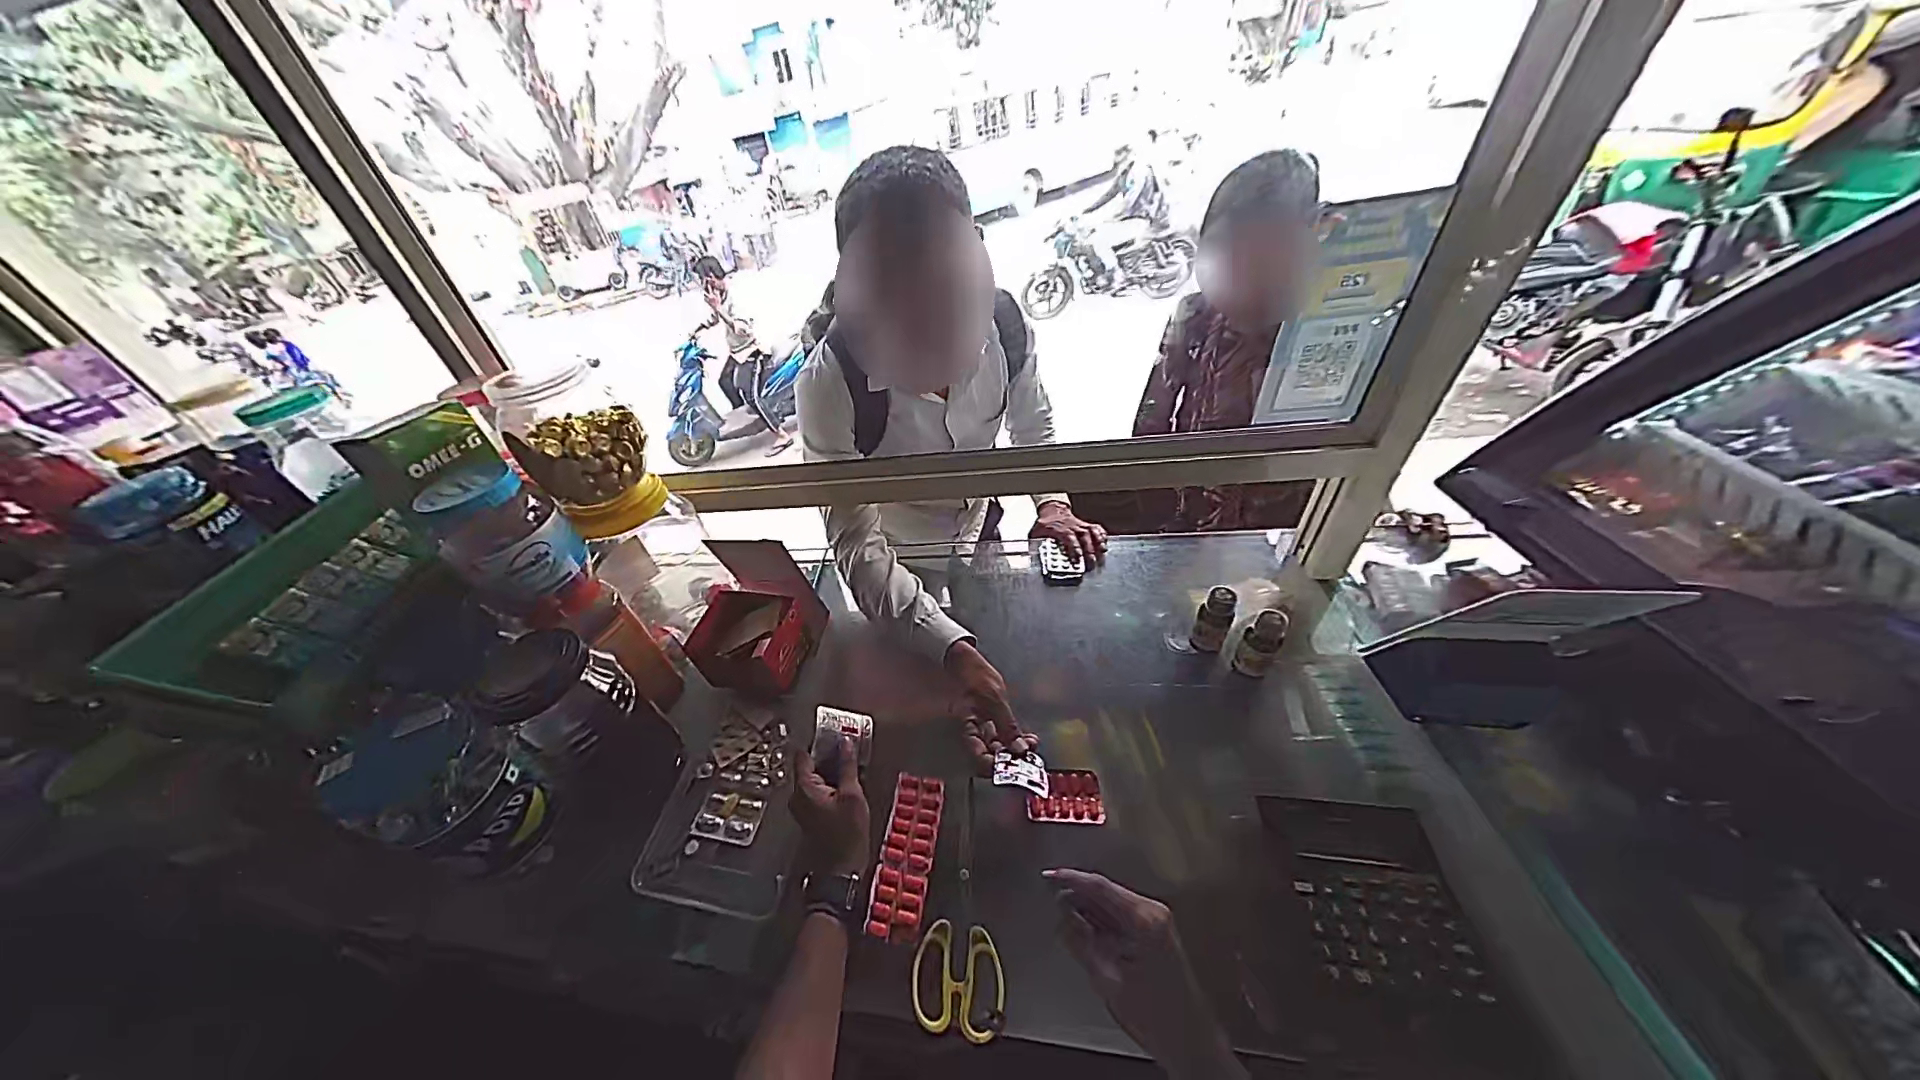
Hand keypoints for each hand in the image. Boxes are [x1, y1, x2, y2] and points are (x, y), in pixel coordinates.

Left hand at [790, 739, 869, 876]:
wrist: (842, 870)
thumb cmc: (847, 833)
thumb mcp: (852, 795)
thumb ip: (848, 766)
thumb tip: (846, 743)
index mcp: (803, 788)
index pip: (803, 755)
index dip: (819, 742)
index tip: (835, 733)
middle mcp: (797, 796)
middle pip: (809, 765)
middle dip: (828, 755)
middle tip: (849, 747)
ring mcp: (802, 807)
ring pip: (815, 778)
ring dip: (831, 769)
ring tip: (852, 763)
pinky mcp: (811, 814)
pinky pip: (818, 790)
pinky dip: (831, 783)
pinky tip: (847, 782)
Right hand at [944, 640, 1036, 775]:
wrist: (967, 659)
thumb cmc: (973, 675)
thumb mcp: (994, 700)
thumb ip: (1007, 726)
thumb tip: (1019, 749)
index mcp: (966, 727)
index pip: (979, 757)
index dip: (996, 767)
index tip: (1014, 769)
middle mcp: (971, 731)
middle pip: (989, 755)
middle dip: (1010, 759)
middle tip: (1028, 758)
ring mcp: (980, 726)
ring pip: (997, 746)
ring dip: (1014, 748)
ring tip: (1030, 747)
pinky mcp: (988, 720)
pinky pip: (1000, 735)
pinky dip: (1013, 738)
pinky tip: (1026, 738)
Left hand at [1031, 501, 1107, 562]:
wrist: (1053, 511)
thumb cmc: (1046, 524)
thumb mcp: (1037, 533)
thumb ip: (1038, 544)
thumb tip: (1033, 555)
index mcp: (1060, 530)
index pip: (1070, 540)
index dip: (1074, 550)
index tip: (1077, 560)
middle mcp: (1073, 527)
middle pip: (1084, 539)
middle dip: (1089, 552)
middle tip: (1091, 564)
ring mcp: (1081, 526)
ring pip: (1093, 533)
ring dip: (1099, 543)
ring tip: (1102, 553)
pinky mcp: (1087, 525)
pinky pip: (1097, 529)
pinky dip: (1102, 535)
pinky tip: (1105, 544)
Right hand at [1045, 869, 1244, 1079]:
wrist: (1190, 1041)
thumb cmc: (1156, 1017)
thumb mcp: (1107, 979)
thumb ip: (1081, 941)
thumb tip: (1062, 914)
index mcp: (1144, 919)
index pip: (1099, 886)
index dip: (1071, 878)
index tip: (1050, 876)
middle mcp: (1153, 912)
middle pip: (1106, 890)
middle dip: (1077, 893)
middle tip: (1052, 899)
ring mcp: (1156, 919)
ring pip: (1111, 901)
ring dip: (1088, 907)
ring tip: (1066, 918)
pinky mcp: (1155, 929)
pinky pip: (1120, 913)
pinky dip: (1101, 918)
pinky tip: (1088, 930)